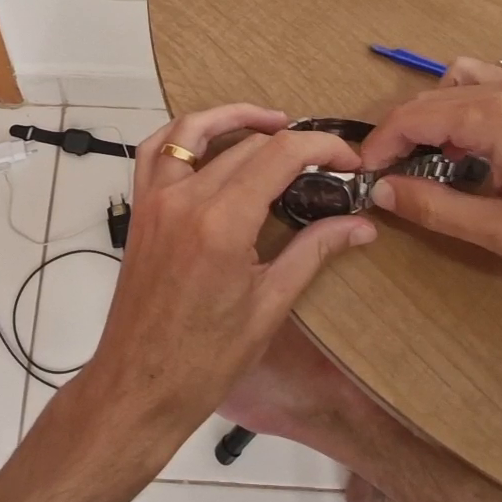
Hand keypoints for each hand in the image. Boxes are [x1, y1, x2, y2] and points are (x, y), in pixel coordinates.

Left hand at [82, 105, 377, 435]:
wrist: (139, 384)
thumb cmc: (207, 358)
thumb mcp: (269, 305)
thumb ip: (314, 252)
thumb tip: (361, 225)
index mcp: (222, 222)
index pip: (279, 155)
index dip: (321, 147)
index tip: (348, 161)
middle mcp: (185, 198)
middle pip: (246, 143)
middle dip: (293, 142)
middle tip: (325, 161)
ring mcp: (156, 198)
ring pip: (194, 130)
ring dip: (234, 117)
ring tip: (273, 122)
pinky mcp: (140, 207)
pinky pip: (156, 150)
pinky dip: (183, 133)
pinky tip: (209, 139)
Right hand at [360, 60, 501, 297]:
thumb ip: (438, 208)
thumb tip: (382, 190)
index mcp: (497, 115)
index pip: (411, 116)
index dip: (379, 145)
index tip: (361, 176)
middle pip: (432, 96)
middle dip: (401, 132)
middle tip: (389, 176)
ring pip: (463, 80)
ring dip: (437, 113)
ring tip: (438, 160)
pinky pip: (496, 83)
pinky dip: (470, 105)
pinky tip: (484, 147)